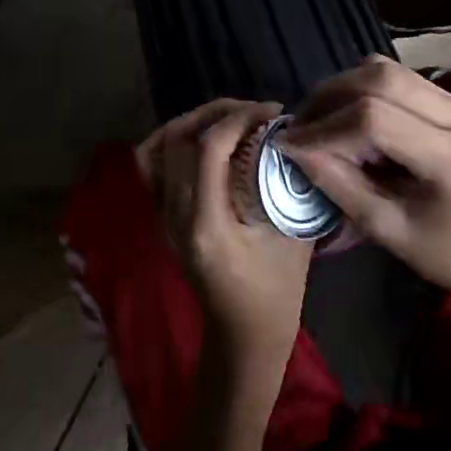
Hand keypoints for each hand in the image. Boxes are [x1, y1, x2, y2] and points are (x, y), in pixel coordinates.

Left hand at [137, 100, 312, 364]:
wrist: (241, 340)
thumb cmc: (274, 297)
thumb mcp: (294, 240)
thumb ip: (292, 187)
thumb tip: (298, 141)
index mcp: (206, 226)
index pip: (208, 149)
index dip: (240, 118)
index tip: (272, 112)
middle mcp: (173, 215)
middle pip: (177, 139)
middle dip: (217, 112)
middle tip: (254, 110)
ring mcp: (161, 216)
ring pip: (157, 148)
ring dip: (192, 121)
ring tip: (229, 116)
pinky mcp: (161, 216)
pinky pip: (153, 165)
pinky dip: (173, 140)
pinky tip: (206, 136)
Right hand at [281, 56, 450, 293]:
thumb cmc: (436, 248)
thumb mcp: (382, 227)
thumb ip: (336, 182)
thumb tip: (291, 146)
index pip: (376, 121)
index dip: (326, 128)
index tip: (289, 144)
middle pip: (381, 81)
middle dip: (328, 98)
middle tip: (298, 124)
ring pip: (385, 70)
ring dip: (339, 87)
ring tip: (315, 116)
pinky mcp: (449, 94)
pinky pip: (393, 73)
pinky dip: (357, 85)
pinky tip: (343, 111)